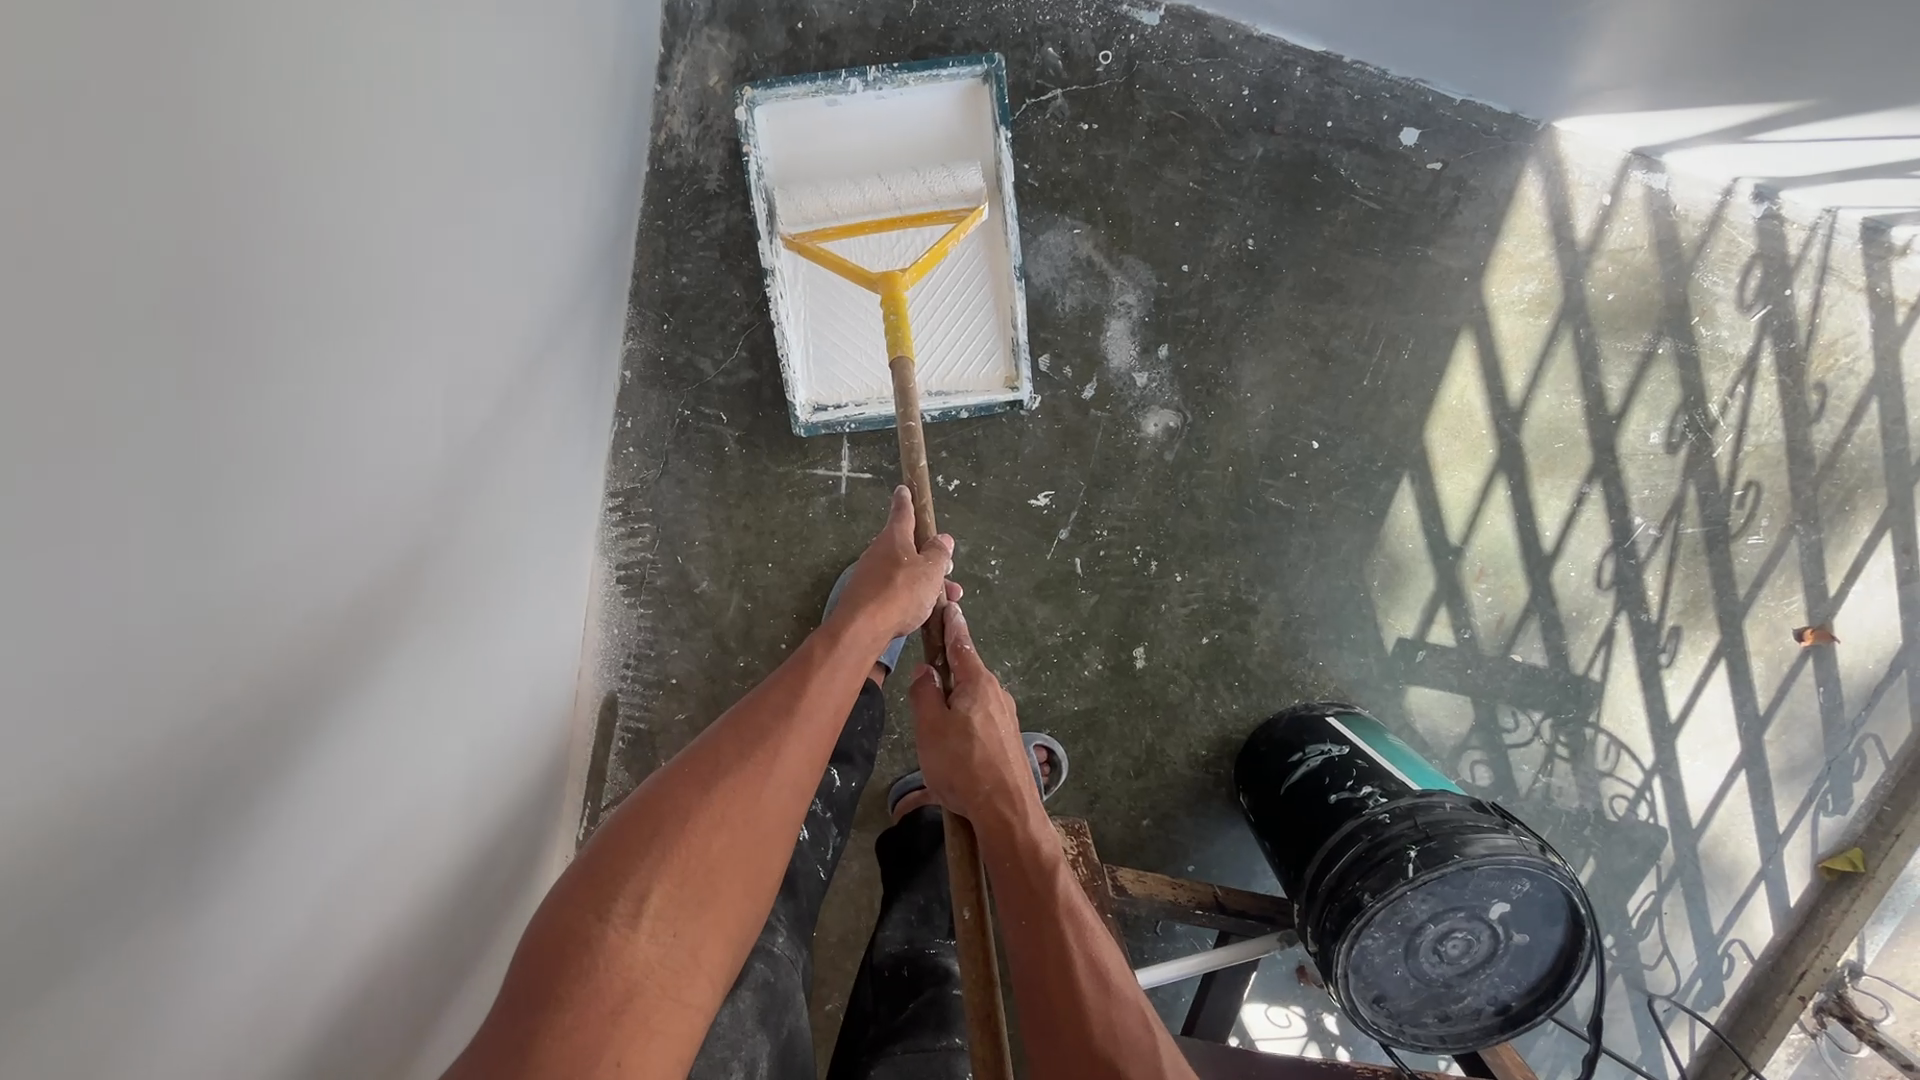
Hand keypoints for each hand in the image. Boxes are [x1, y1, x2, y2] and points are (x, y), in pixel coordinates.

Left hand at [832, 485, 955, 640]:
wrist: (861, 629)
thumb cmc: (899, 593)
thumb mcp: (929, 572)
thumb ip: (938, 554)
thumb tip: (942, 538)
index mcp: (894, 538)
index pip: (902, 512)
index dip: (906, 500)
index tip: (904, 489)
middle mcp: (879, 553)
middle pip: (907, 547)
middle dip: (929, 556)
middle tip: (947, 566)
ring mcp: (871, 576)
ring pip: (905, 572)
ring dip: (927, 581)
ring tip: (949, 596)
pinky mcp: (867, 599)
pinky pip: (896, 591)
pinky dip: (913, 596)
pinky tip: (927, 612)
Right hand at [908, 604, 1037, 824]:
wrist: (1007, 811)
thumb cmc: (963, 765)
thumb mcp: (931, 728)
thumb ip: (925, 694)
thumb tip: (926, 671)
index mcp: (978, 683)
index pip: (961, 645)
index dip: (952, 625)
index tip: (950, 605)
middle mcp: (997, 694)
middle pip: (967, 675)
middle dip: (947, 675)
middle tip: (925, 683)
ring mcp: (1006, 719)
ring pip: (973, 702)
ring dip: (954, 707)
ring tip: (934, 730)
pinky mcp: (1008, 742)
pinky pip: (980, 722)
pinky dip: (964, 725)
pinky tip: (953, 750)